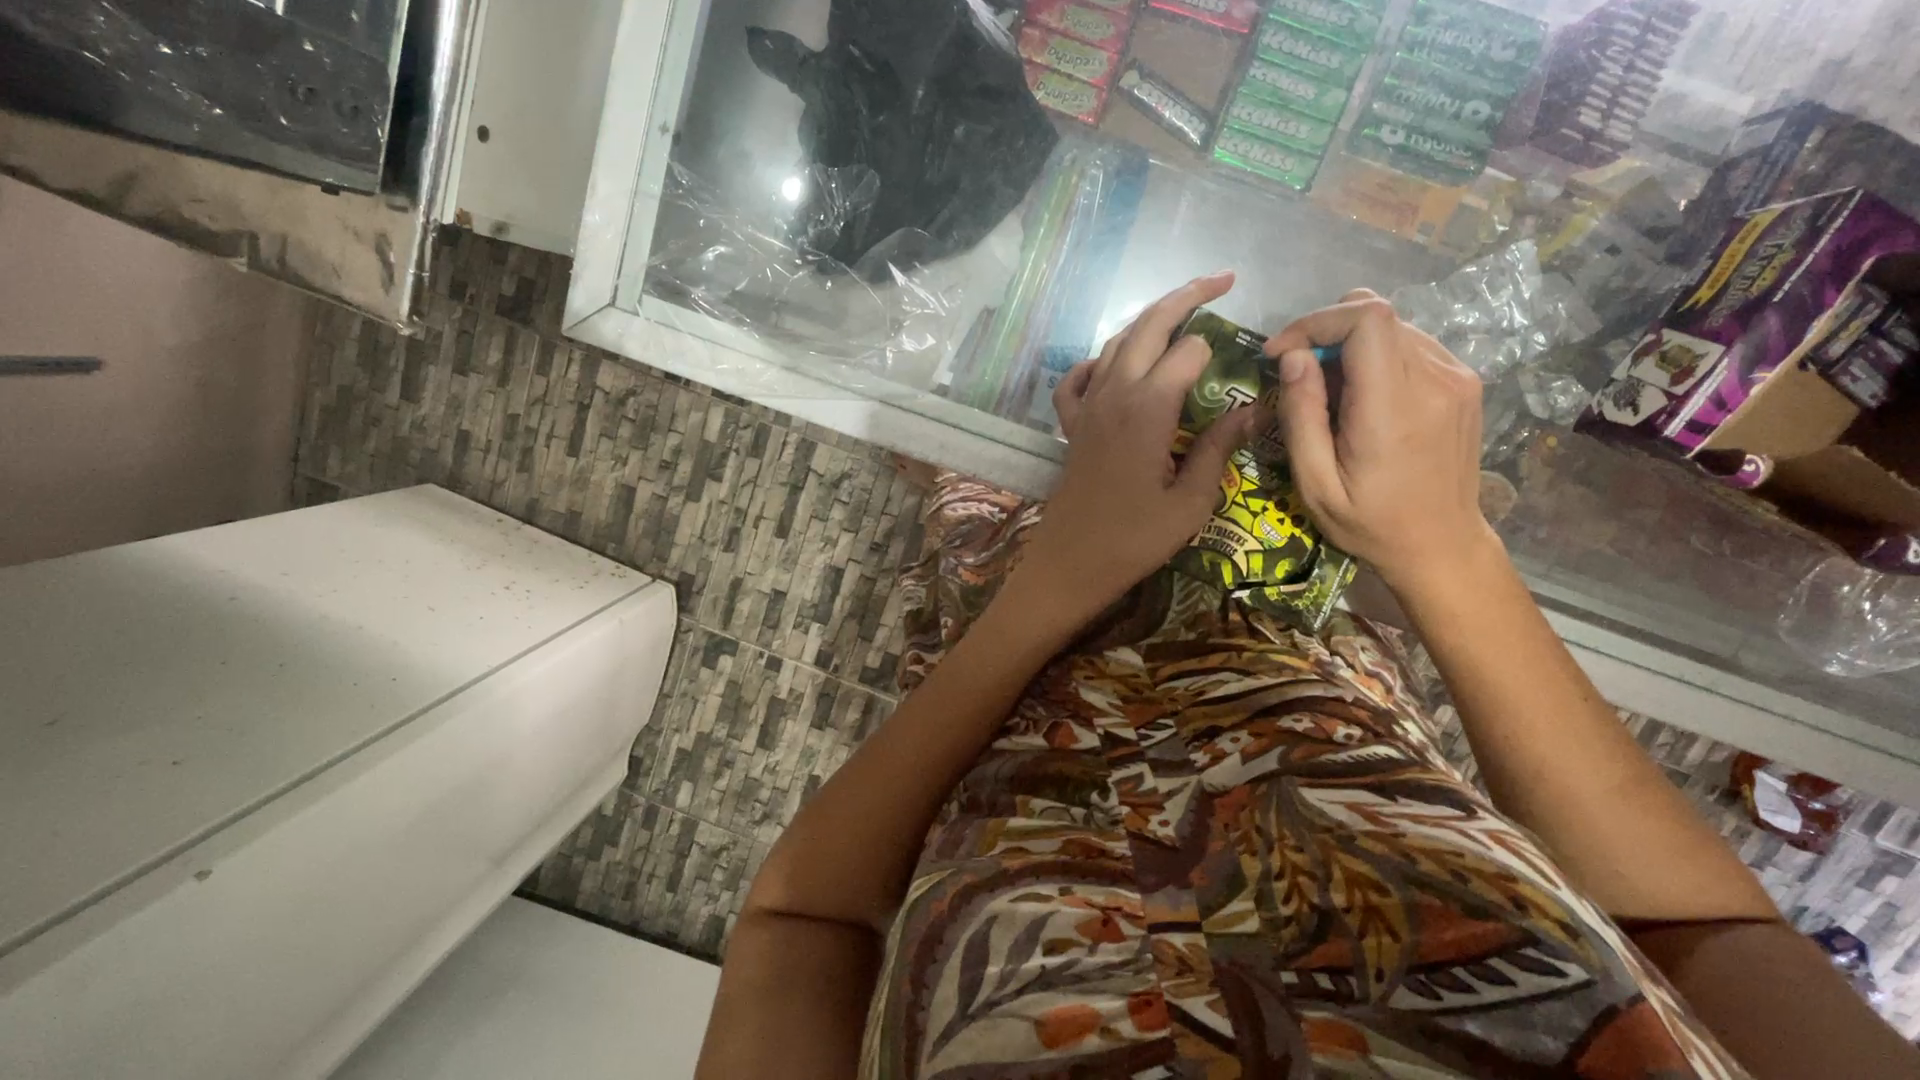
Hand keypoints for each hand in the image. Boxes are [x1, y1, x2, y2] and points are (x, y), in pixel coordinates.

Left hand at [1017, 271, 1258, 622]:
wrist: (1071, 563)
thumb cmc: (1134, 540)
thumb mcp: (1191, 502)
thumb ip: (1219, 449)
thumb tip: (1251, 411)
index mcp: (1148, 407)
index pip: (1190, 350)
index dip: (1219, 350)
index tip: (1243, 363)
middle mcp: (1114, 393)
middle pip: (1149, 325)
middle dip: (1186, 295)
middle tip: (1222, 279)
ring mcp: (1086, 406)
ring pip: (1116, 342)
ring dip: (1148, 321)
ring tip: (1181, 311)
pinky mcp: (1070, 425)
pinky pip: (1078, 376)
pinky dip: (1098, 360)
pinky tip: (1115, 364)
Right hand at [1264, 289, 1495, 592]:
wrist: (1441, 544)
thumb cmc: (1370, 523)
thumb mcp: (1315, 485)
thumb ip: (1302, 416)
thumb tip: (1293, 357)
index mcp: (1395, 408)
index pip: (1365, 318)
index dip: (1316, 322)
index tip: (1281, 354)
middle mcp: (1435, 380)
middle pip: (1376, 314)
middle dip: (1326, 334)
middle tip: (1299, 376)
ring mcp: (1457, 377)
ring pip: (1392, 325)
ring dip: (1350, 346)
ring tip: (1330, 392)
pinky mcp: (1464, 381)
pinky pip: (1411, 344)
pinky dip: (1376, 357)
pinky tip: (1363, 397)